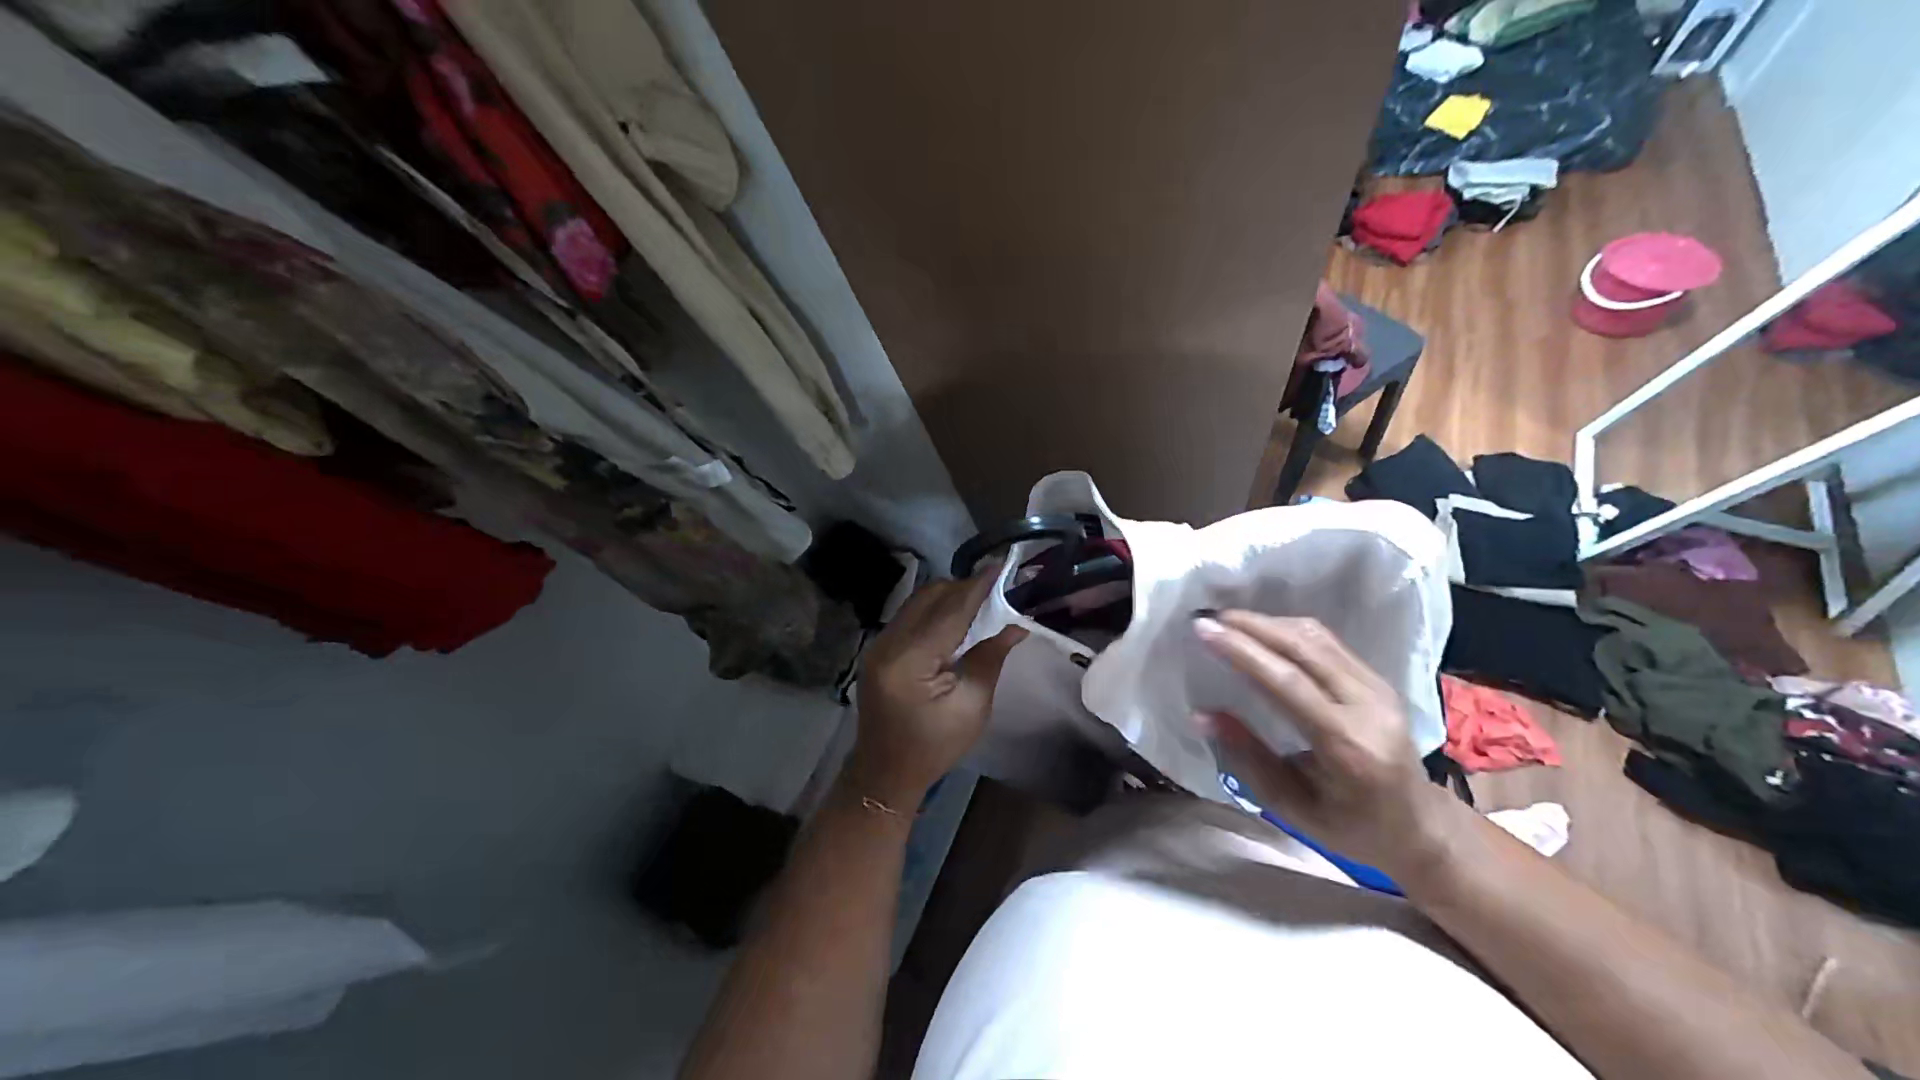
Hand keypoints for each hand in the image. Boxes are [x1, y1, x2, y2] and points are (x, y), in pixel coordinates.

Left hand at [848, 570, 1027, 808]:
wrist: (885, 771)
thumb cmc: (934, 746)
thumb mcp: (972, 706)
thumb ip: (990, 658)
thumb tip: (1015, 626)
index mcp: (911, 661)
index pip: (950, 612)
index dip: (977, 587)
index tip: (999, 566)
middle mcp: (888, 644)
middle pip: (929, 598)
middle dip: (962, 587)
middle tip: (994, 587)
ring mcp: (878, 645)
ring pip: (916, 602)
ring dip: (947, 596)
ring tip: (978, 599)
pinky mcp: (878, 649)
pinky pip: (908, 615)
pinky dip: (933, 609)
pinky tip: (954, 616)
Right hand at [1193, 611, 1457, 875]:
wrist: (1419, 828)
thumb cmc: (1350, 827)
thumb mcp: (1291, 807)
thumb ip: (1248, 758)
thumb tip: (1202, 715)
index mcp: (1347, 745)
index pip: (1289, 682)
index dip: (1243, 651)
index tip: (1203, 630)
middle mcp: (1369, 707)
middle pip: (1304, 648)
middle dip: (1251, 626)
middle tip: (1208, 618)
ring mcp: (1378, 690)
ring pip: (1317, 638)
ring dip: (1269, 623)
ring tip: (1228, 622)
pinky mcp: (1379, 681)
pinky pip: (1329, 643)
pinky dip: (1288, 630)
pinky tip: (1261, 632)